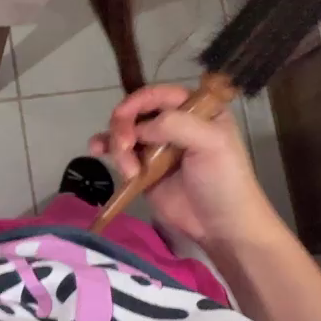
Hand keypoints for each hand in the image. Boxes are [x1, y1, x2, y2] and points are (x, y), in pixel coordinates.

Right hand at [90, 86, 285, 247]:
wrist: (220, 226)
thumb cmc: (223, 181)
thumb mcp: (211, 144)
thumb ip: (176, 125)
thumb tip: (139, 128)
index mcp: (197, 111)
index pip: (161, 94)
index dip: (139, 101)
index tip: (123, 115)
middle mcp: (174, 123)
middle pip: (136, 111)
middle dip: (124, 127)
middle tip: (126, 147)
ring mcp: (156, 146)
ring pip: (123, 131)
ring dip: (116, 144)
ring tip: (127, 169)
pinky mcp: (142, 167)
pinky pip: (117, 150)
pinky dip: (104, 147)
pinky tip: (97, 151)